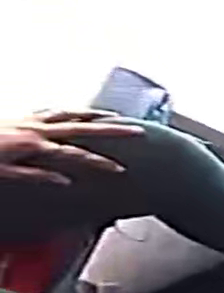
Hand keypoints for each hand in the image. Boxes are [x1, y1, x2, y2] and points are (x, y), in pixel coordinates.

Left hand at [0, 111, 143, 185]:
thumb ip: (33, 175)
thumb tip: (65, 181)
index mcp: (33, 145)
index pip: (78, 154)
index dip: (102, 162)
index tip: (121, 169)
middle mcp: (34, 129)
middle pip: (83, 128)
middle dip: (113, 129)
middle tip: (139, 130)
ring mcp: (24, 121)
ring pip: (66, 114)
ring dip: (91, 114)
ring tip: (113, 115)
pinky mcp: (14, 118)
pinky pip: (45, 112)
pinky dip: (63, 112)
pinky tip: (70, 113)